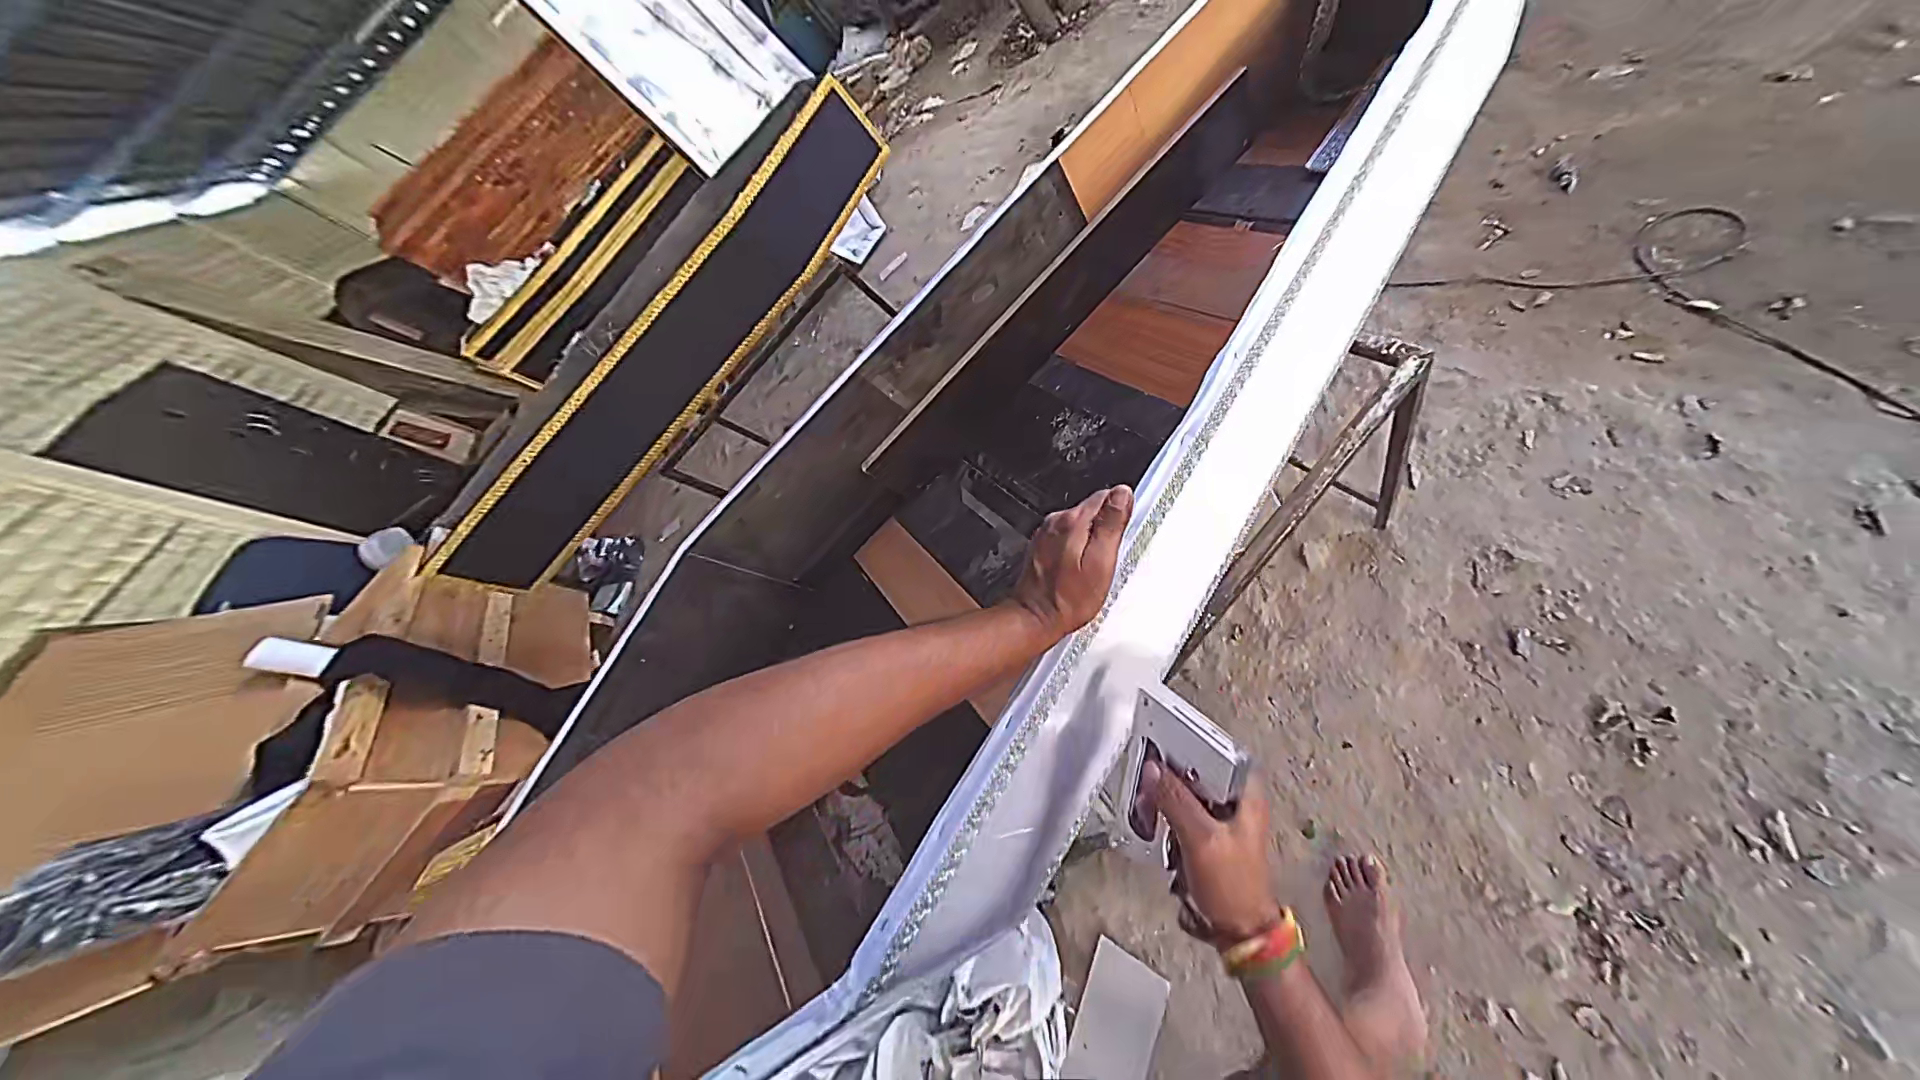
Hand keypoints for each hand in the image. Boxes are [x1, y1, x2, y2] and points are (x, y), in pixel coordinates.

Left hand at [1006, 485, 1130, 640]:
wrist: (1035, 618)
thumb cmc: (1068, 599)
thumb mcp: (1101, 562)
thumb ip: (1112, 525)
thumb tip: (1123, 494)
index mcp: (1072, 521)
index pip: (1106, 496)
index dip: (1120, 513)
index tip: (1122, 535)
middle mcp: (1055, 522)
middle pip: (1092, 509)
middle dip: (1105, 528)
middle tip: (1107, 557)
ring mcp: (1046, 534)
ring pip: (1080, 524)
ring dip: (1091, 540)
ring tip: (1093, 566)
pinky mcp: (1042, 547)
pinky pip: (1067, 538)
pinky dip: (1077, 549)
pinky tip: (1078, 569)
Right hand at [1150, 760, 1281, 942]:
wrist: (1239, 932)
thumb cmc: (1233, 888)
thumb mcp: (1200, 839)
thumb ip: (1176, 801)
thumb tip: (1153, 770)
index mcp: (1247, 793)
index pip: (1217, 750)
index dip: (1189, 745)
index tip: (1162, 744)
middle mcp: (1237, 800)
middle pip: (1197, 770)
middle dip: (1170, 776)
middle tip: (1150, 783)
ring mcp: (1223, 817)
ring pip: (1187, 790)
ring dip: (1166, 798)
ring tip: (1153, 809)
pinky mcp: (1209, 834)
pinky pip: (1183, 811)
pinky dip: (1168, 815)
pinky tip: (1161, 827)